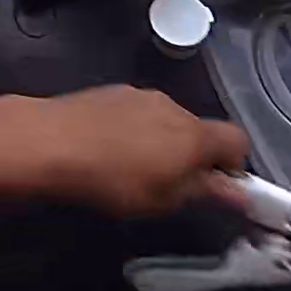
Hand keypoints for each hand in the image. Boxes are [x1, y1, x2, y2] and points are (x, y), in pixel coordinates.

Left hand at [0, 86, 249, 216]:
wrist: (50, 139)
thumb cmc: (113, 179)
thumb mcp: (164, 199)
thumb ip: (205, 192)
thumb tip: (239, 192)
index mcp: (193, 132)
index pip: (237, 139)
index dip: (233, 165)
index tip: (216, 187)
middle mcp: (170, 105)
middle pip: (199, 128)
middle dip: (194, 154)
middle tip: (171, 184)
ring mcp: (137, 93)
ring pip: (165, 119)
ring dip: (162, 141)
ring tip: (132, 168)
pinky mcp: (108, 91)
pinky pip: (136, 112)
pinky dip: (134, 129)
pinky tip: (108, 149)